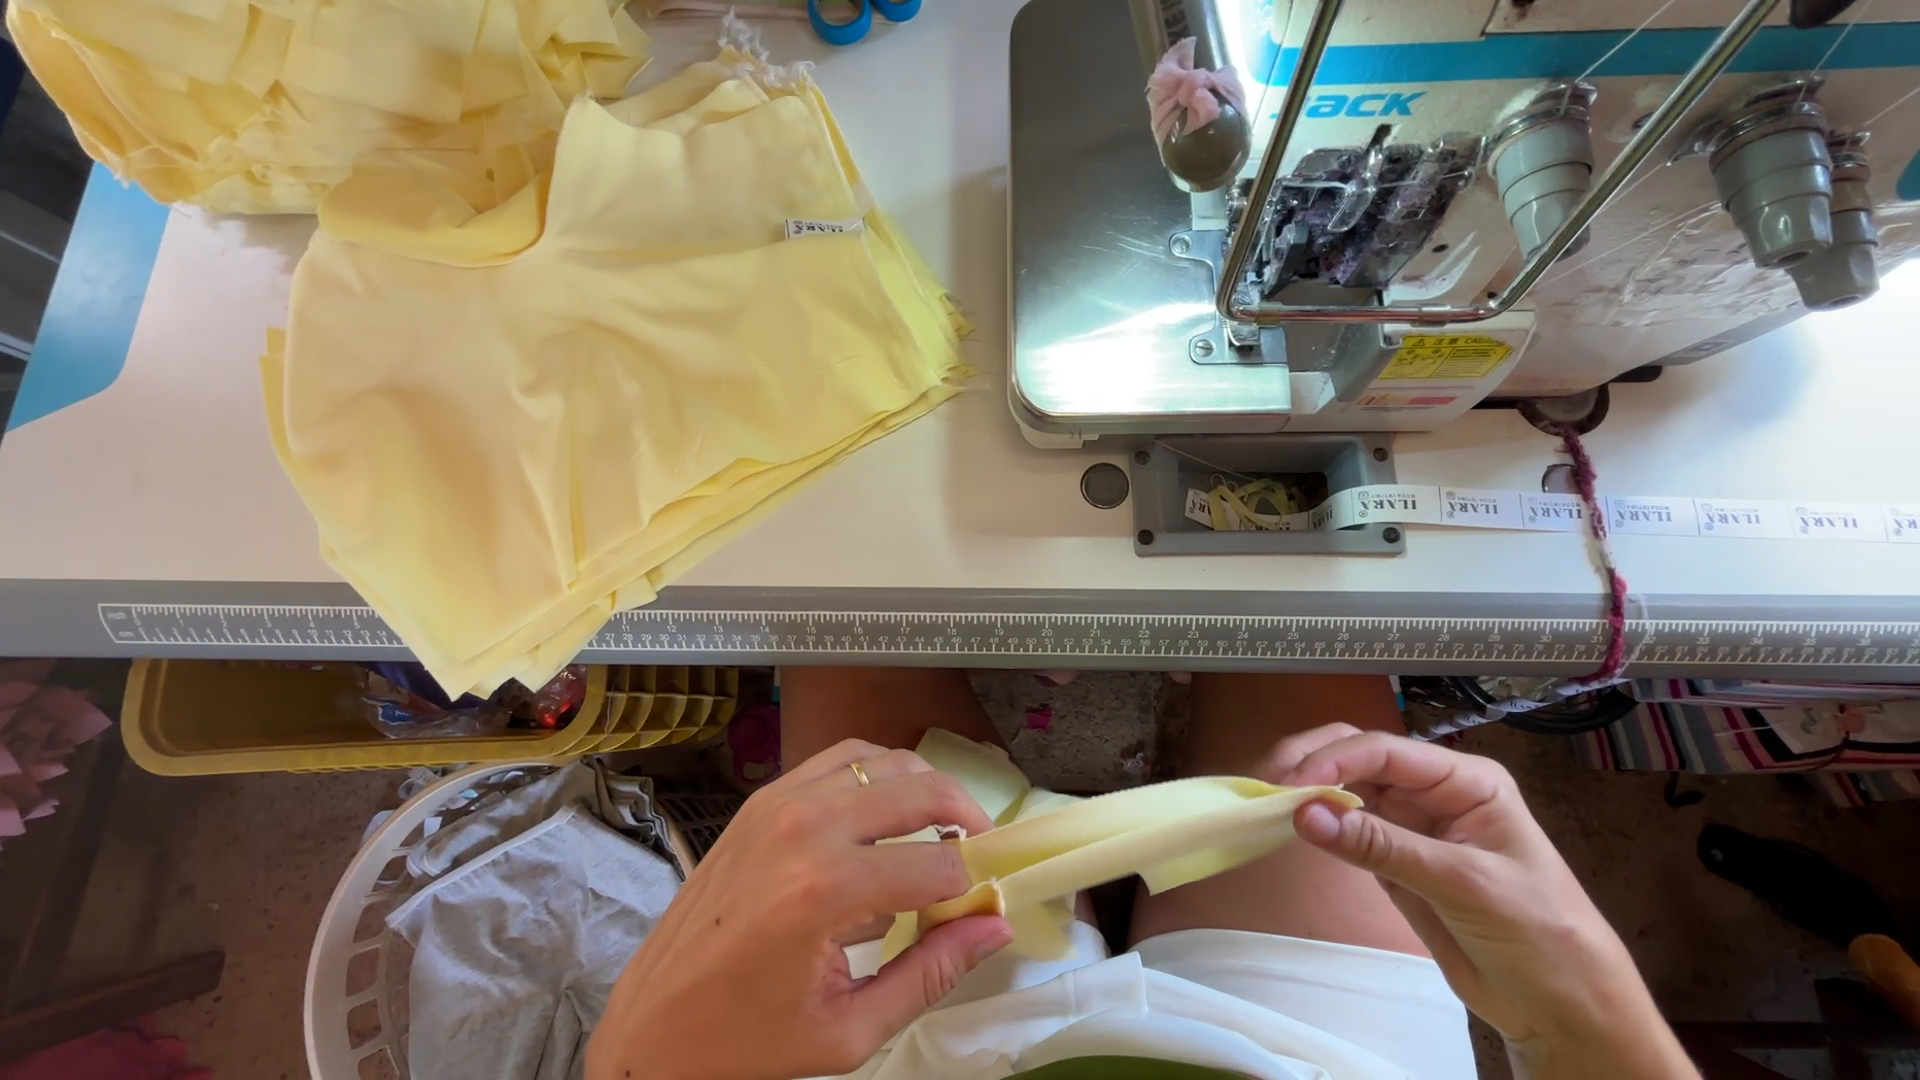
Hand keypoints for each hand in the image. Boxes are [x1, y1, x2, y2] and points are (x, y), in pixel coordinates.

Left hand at [586, 739, 1012, 1079]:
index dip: (972, 886)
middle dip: (965, 816)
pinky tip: (883, 810)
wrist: (651, 1031)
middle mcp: (805, 825)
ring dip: (923, 785)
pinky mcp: (762, 798)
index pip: (936, 866)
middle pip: (920, 790)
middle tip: (978, 850)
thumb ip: (932, 972)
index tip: (981, 906)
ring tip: (937, 826)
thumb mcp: (849, 1030)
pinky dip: (876, 772)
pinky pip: (839, 757)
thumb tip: (998, 926)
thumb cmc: (748, 1045)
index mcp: (824, 889)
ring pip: (883, 759)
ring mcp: (778, 801)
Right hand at [1276, 727, 1696, 1079]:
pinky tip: (1290, 825)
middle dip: (1311, 760)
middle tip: (1268, 783)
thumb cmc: (1541, 937)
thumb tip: (1302, 814)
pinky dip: (1314, 821)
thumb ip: (1382, 846)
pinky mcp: (1391, 856)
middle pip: (1358, 754)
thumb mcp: (1465, 886)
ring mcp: (1409, 822)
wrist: (1566, 1013)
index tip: (1291, 786)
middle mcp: (1432, 790)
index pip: (1385, 751)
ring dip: (1306, 787)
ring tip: (1268, 801)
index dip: (1334, 761)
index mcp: (1464, 780)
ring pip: (1344, 785)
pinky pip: (1344, 825)